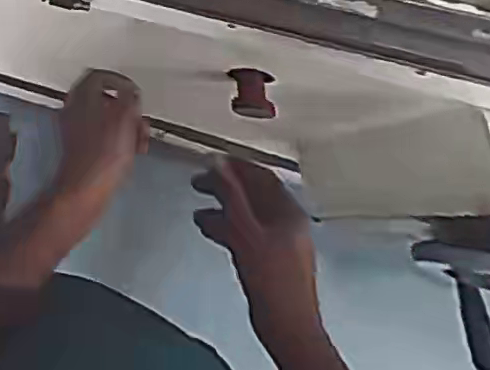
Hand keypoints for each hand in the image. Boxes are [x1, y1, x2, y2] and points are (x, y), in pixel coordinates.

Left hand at [51, 69, 149, 203]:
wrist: (86, 187)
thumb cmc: (104, 154)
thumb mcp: (125, 118)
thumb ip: (129, 98)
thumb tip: (130, 91)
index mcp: (82, 95)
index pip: (100, 75)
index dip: (120, 81)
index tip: (133, 92)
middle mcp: (74, 107)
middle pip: (103, 97)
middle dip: (125, 108)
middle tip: (137, 119)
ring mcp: (74, 126)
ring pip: (104, 116)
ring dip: (124, 125)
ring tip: (137, 140)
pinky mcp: (78, 144)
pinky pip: (100, 133)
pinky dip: (115, 137)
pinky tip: (128, 152)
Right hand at [194, 158, 344, 368]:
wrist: (287, 329)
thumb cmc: (273, 283)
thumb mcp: (244, 230)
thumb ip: (230, 195)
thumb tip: (218, 165)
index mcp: (288, 213)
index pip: (261, 176)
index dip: (236, 165)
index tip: (214, 160)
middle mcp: (287, 224)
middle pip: (252, 194)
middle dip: (225, 187)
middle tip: (202, 181)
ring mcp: (280, 243)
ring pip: (247, 215)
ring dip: (223, 208)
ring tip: (201, 209)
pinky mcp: (271, 260)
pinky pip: (246, 233)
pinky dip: (227, 227)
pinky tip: (211, 230)